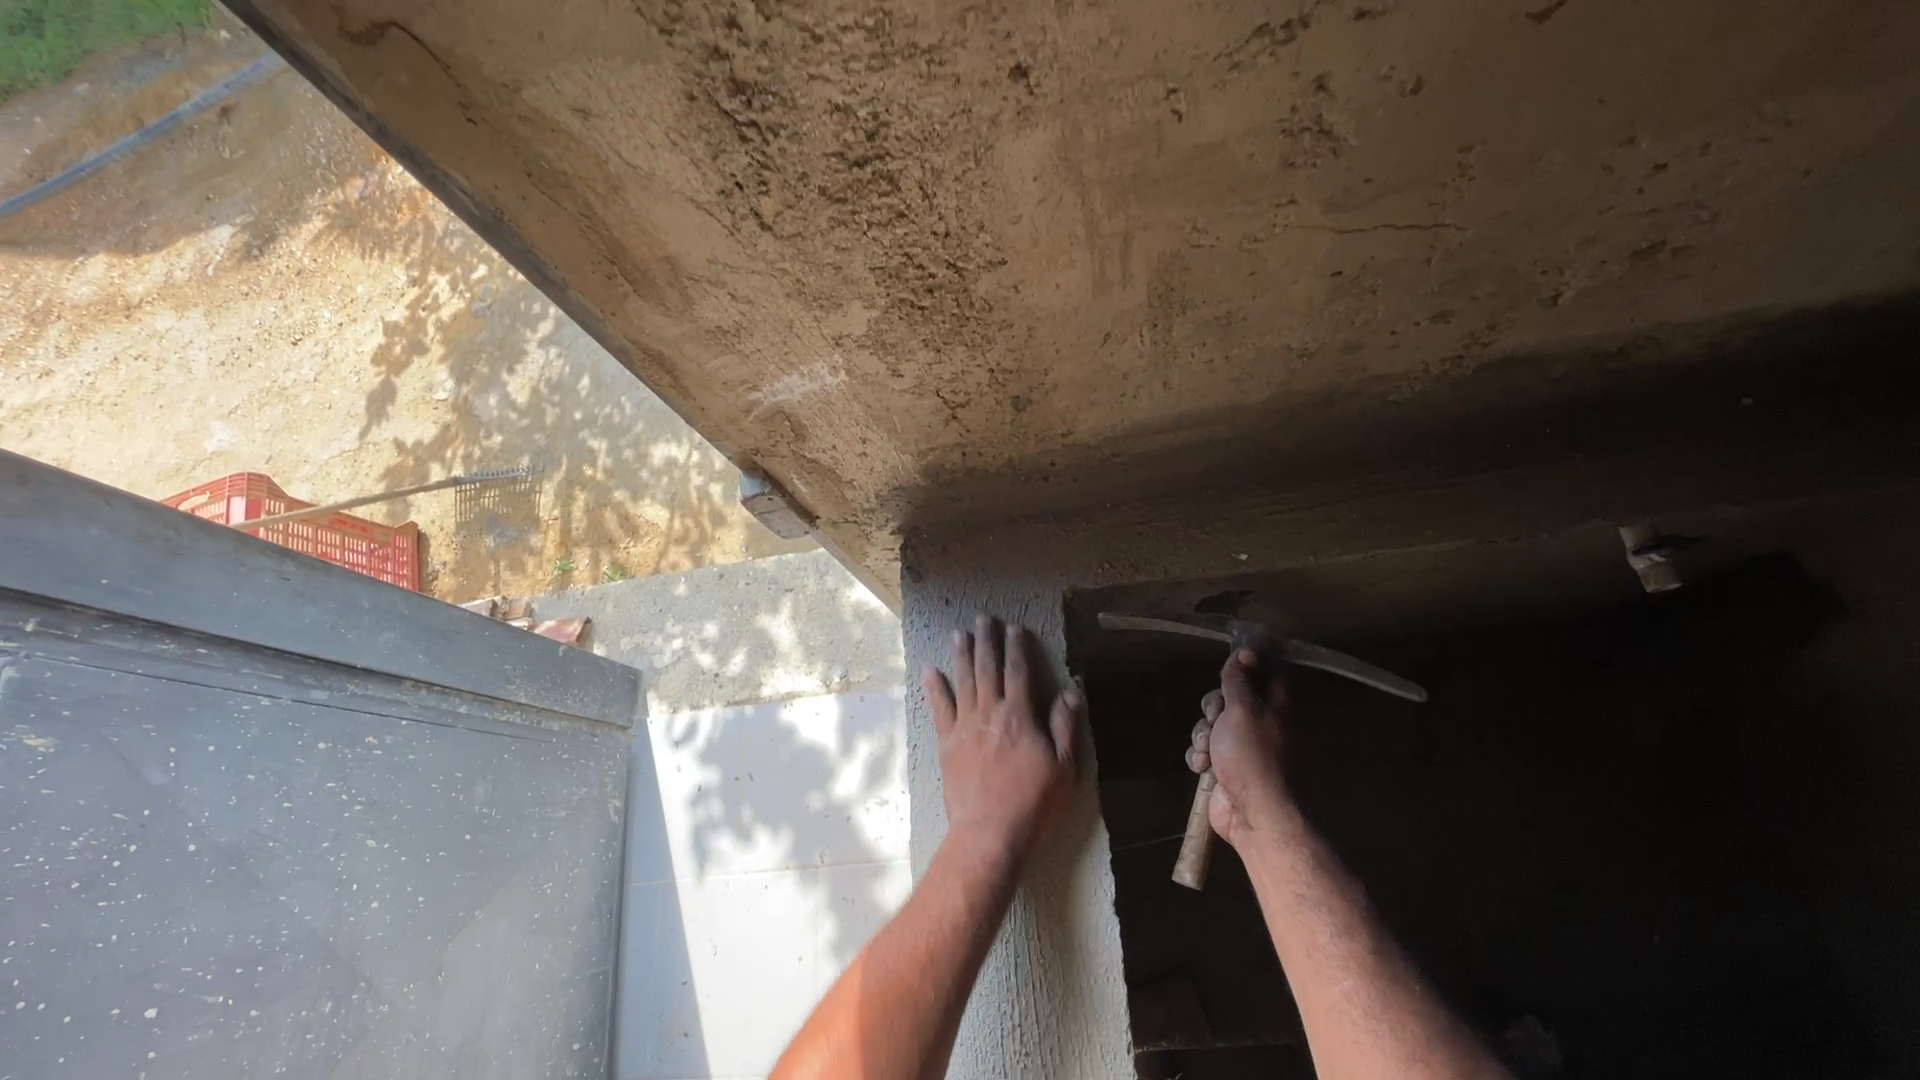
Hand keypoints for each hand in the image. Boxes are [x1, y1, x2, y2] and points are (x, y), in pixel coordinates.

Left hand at [923, 614, 1081, 867]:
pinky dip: (935, 688)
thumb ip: (1065, 726)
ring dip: (962, 656)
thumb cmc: (1033, 802)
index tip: (1015, 628)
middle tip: (983, 619)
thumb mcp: (1064, 767)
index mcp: (1020, 716)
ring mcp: (965, 727)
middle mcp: (990, 713)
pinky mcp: (947, 744)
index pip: (1019, 672)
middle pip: (988, 669)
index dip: (1017, 648)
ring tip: (959, 634)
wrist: (989, 831)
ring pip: (964, 682)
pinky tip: (930, 671)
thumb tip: (1072, 691)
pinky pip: (940, 709)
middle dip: (987, 642)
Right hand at [1186, 648, 1293, 846]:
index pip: (1264, 673)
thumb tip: (1245, 651)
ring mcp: (1243, 747)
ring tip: (1207, 752)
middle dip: (1213, 708)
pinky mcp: (1226, 768)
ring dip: (1203, 735)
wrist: (1253, 812)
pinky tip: (1202, 768)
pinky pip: (1205, 751)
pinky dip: (1200, 757)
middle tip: (1215, 718)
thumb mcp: (1242, 709)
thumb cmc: (1251, 755)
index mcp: (1275, 706)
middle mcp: (1262, 723)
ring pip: (1212, 725)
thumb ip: (1239, 680)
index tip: (1226, 668)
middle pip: (1230, 699)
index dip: (1245, 667)